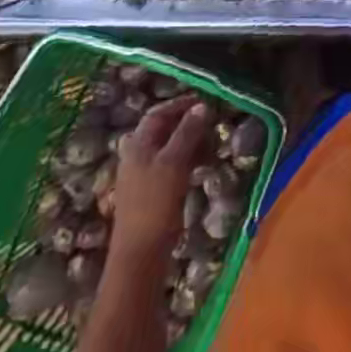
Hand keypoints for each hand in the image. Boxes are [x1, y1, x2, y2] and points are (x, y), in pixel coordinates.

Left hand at [108, 95, 214, 252]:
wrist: (141, 250)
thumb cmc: (155, 202)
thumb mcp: (174, 162)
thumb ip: (187, 132)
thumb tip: (202, 106)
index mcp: (138, 145)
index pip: (158, 114)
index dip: (180, 104)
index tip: (205, 100)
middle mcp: (138, 155)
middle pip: (163, 130)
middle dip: (188, 123)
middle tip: (212, 122)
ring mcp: (143, 174)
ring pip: (169, 147)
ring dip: (191, 141)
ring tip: (212, 143)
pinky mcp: (152, 191)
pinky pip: (172, 165)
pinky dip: (188, 159)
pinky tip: (202, 165)